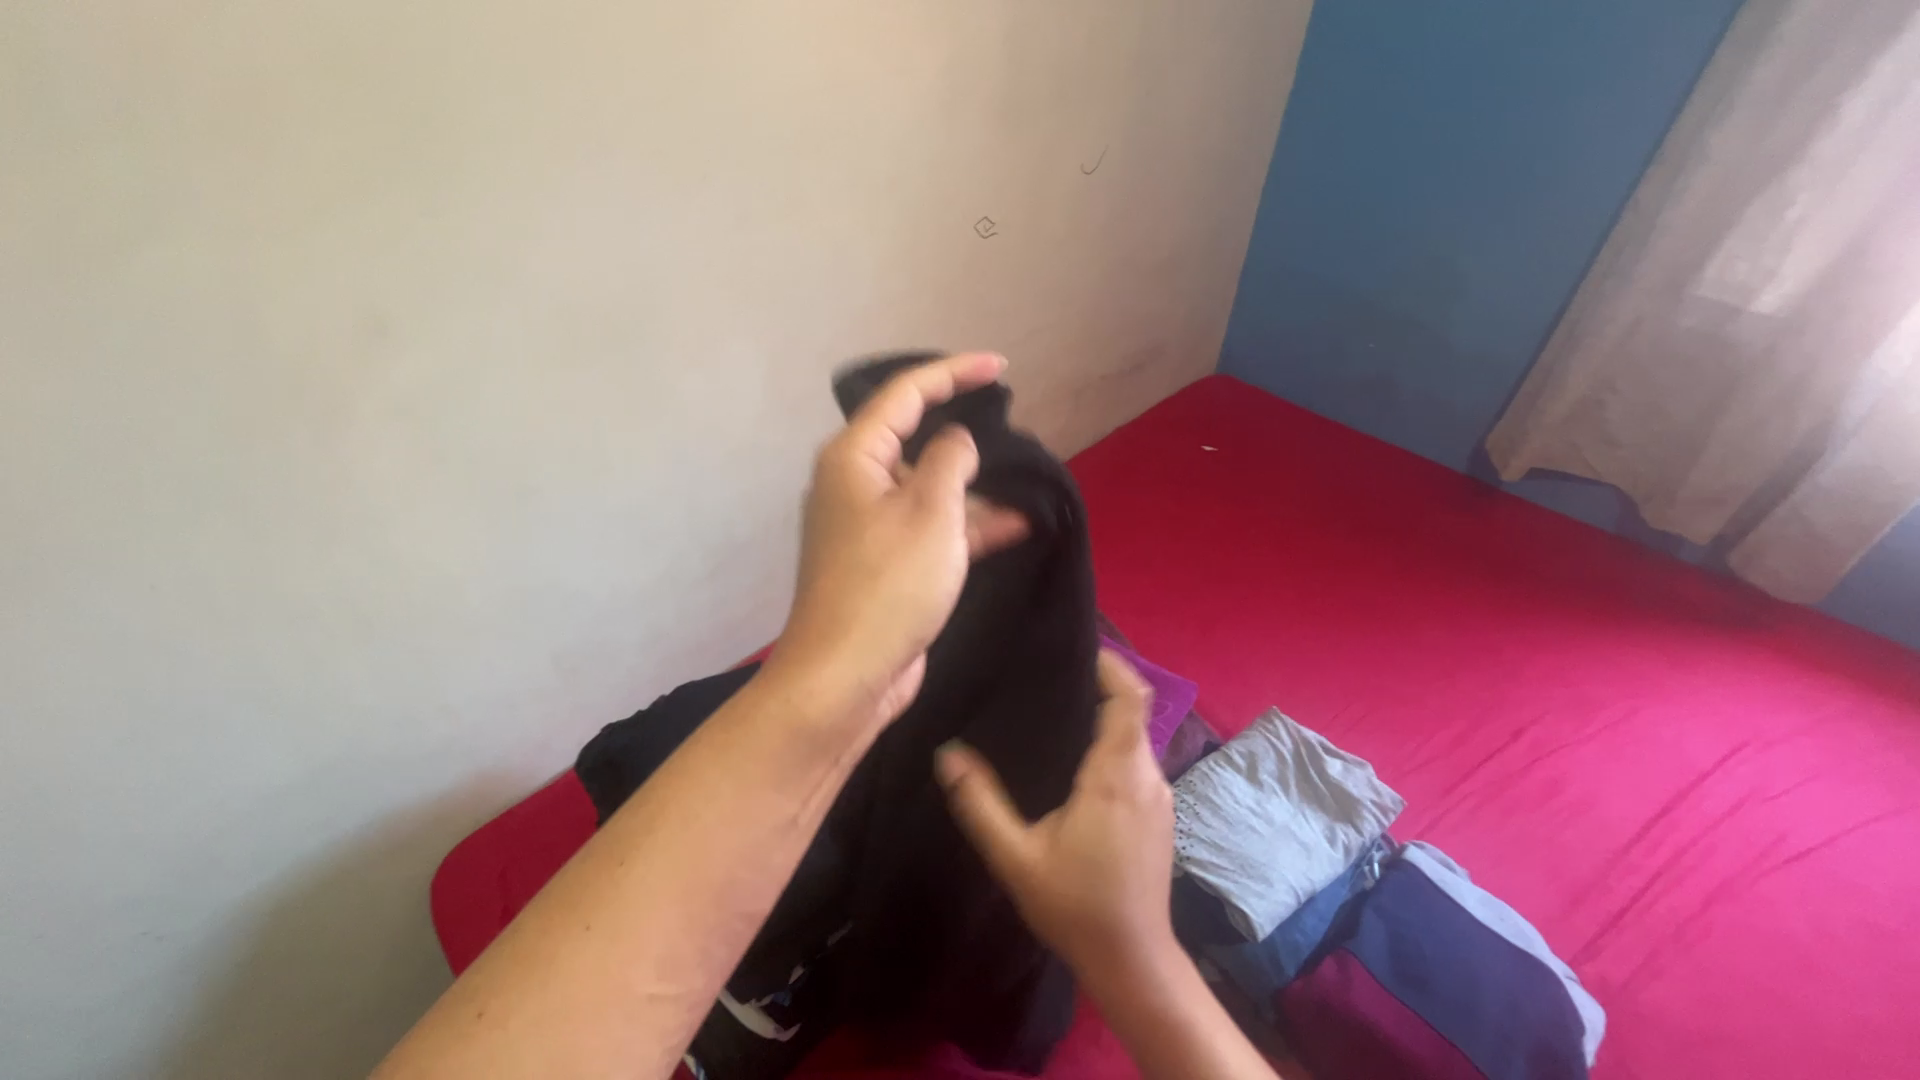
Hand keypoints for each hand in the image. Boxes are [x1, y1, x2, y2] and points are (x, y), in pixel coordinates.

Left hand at [768, 352, 1029, 729]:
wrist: (846, 676)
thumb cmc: (888, 585)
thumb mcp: (931, 512)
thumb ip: (949, 460)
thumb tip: (956, 441)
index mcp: (855, 457)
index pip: (906, 394)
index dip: (953, 373)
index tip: (1001, 368)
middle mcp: (857, 483)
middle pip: (916, 440)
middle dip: (968, 437)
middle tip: (1017, 433)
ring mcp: (871, 526)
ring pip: (930, 489)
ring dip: (976, 489)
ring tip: (1030, 487)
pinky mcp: (887, 563)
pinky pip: (932, 528)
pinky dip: (968, 526)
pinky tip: (1018, 527)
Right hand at [935, 650, 1177, 976]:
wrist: (1133, 960)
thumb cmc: (1075, 907)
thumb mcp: (1016, 857)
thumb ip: (980, 804)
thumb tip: (947, 755)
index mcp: (1116, 776)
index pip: (1130, 700)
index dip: (1111, 667)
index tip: (1078, 650)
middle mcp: (1148, 777)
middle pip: (1131, 714)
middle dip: (1097, 690)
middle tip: (1048, 680)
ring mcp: (1160, 797)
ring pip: (1135, 740)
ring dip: (1104, 721)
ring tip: (1056, 715)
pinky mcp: (1161, 815)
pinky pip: (1138, 763)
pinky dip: (1113, 749)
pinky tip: (1076, 765)